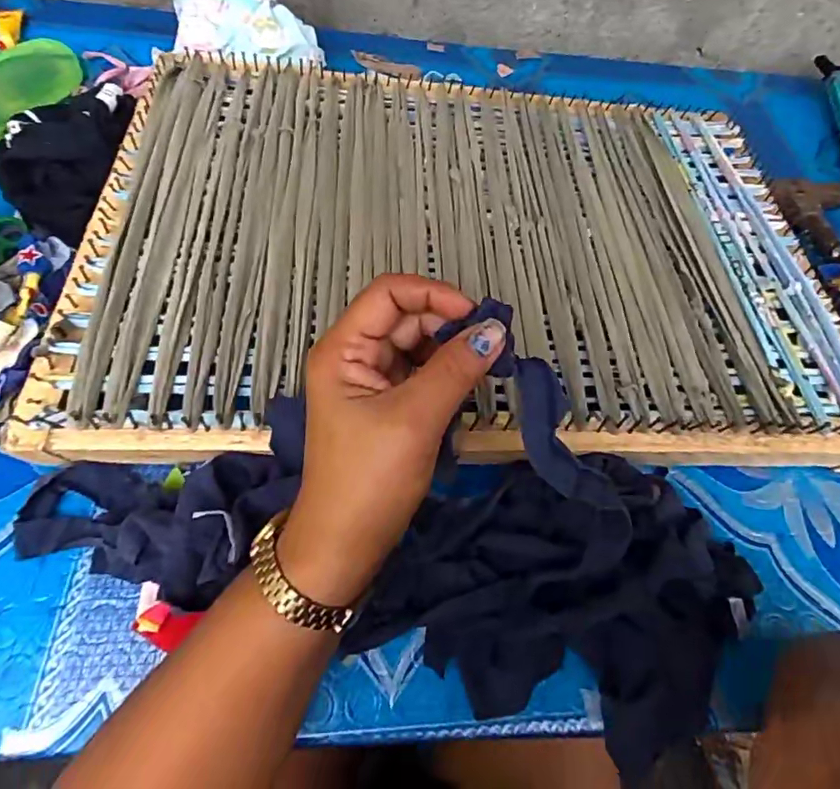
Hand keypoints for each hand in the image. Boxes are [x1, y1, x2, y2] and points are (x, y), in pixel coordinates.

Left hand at [277, 275, 505, 605]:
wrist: (343, 548)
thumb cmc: (369, 481)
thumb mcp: (415, 419)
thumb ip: (456, 369)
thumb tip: (496, 330)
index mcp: (343, 348)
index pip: (389, 293)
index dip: (433, 294)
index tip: (476, 316)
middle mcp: (354, 355)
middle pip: (406, 317)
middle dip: (449, 325)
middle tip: (492, 347)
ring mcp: (370, 379)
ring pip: (418, 344)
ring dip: (452, 350)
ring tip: (486, 367)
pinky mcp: (387, 402)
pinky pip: (421, 371)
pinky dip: (446, 373)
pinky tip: (469, 385)